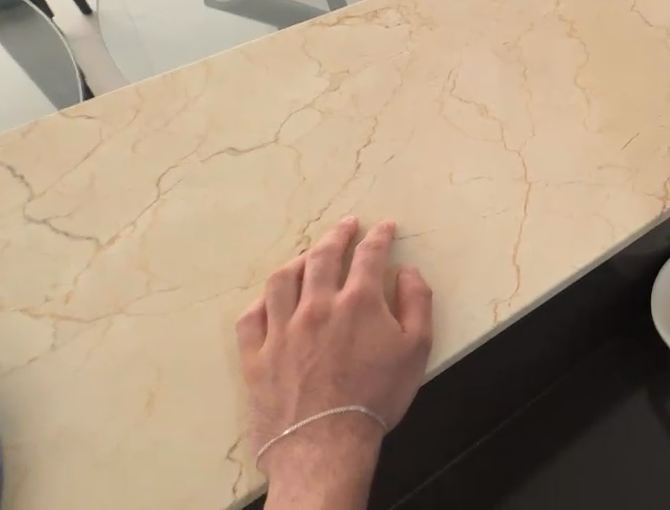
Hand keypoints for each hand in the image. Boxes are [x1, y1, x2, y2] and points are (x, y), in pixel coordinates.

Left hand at [236, 218, 433, 507]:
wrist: (325, 444)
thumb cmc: (378, 394)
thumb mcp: (418, 346)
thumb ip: (418, 301)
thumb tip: (408, 271)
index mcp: (359, 301)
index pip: (370, 254)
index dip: (379, 236)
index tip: (385, 226)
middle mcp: (317, 306)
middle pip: (323, 257)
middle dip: (337, 235)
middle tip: (346, 225)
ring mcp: (281, 331)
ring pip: (283, 280)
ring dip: (299, 260)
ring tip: (309, 254)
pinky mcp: (256, 357)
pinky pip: (251, 318)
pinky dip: (263, 300)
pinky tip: (273, 297)